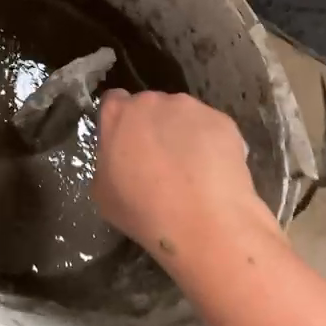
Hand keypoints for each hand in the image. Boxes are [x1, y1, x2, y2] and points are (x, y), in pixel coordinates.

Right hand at [93, 90, 280, 264]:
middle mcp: (150, 100)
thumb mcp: (102, 192)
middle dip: (154, 128)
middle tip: (161, 163)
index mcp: (116, 113)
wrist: (204, 225)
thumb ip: (106, 162)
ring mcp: (189, 108)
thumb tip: (118, 161)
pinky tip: (215, 174)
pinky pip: (212, 130)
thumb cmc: (144, 211)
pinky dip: (213, 145)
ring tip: (193, 172)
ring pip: (183, 116)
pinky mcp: (222, 121)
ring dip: (183, 135)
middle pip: (150, 107)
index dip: (122, 124)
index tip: (128, 147)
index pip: (114, 103)